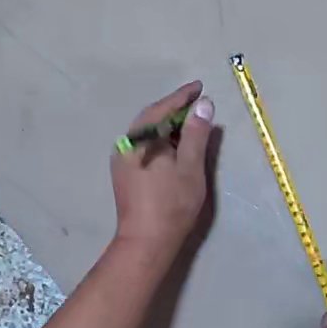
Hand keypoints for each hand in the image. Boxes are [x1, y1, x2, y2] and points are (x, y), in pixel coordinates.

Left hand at [110, 81, 215, 255]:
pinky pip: (144, 145)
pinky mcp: (125, 173)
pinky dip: (161, 139)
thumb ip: (196, 133)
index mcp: (139, 140)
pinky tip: (175, 144)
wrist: (146, 241)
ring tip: (191, 121)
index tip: (200, 86)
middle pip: (151, 118)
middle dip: (174, 109)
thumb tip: (203, 104)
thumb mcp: (190, 166)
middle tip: (198, 101)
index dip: (182, 97)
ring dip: (168, 125)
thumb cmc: (171, 204)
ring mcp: (123, 160)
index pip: (162, 109)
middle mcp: (126, 145)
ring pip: (147, 133)